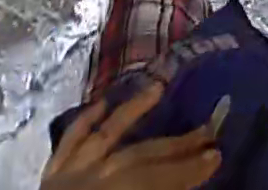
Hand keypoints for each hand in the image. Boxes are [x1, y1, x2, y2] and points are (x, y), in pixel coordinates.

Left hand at [40, 83, 220, 189]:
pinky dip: (85, 121)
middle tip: (207, 129)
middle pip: (141, 156)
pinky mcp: (51, 175)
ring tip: (158, 87)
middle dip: (176, 145)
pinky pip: (69, 142)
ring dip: (133, 111)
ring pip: (106, 135)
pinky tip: (100, 102)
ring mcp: (70, 173)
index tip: (217, 153)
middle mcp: (94, 178)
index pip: (159, 178)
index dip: (189, 168)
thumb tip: (180, 185)